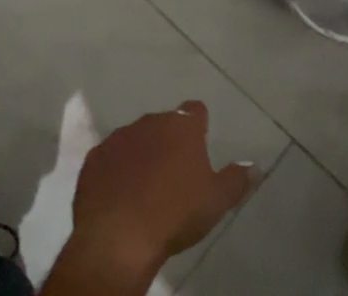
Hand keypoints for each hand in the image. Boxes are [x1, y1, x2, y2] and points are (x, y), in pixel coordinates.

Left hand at [68, 101, 253, 276]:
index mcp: (182, 126)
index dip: (199, 126)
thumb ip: (236, 179)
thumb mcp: (216, 201)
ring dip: (141, 154)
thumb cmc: (175, 213)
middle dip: (168, 140)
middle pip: (163, 124)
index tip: (199, 144)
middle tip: (174, 173)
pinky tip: (119, 195)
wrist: (118, 237)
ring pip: (134, 139)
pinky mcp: (93, 160)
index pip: (196, 111)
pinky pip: (109, 158)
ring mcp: (117, 139)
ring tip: (145, 186)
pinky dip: (116, 170)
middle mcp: (149, 122)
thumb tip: (254, 165)